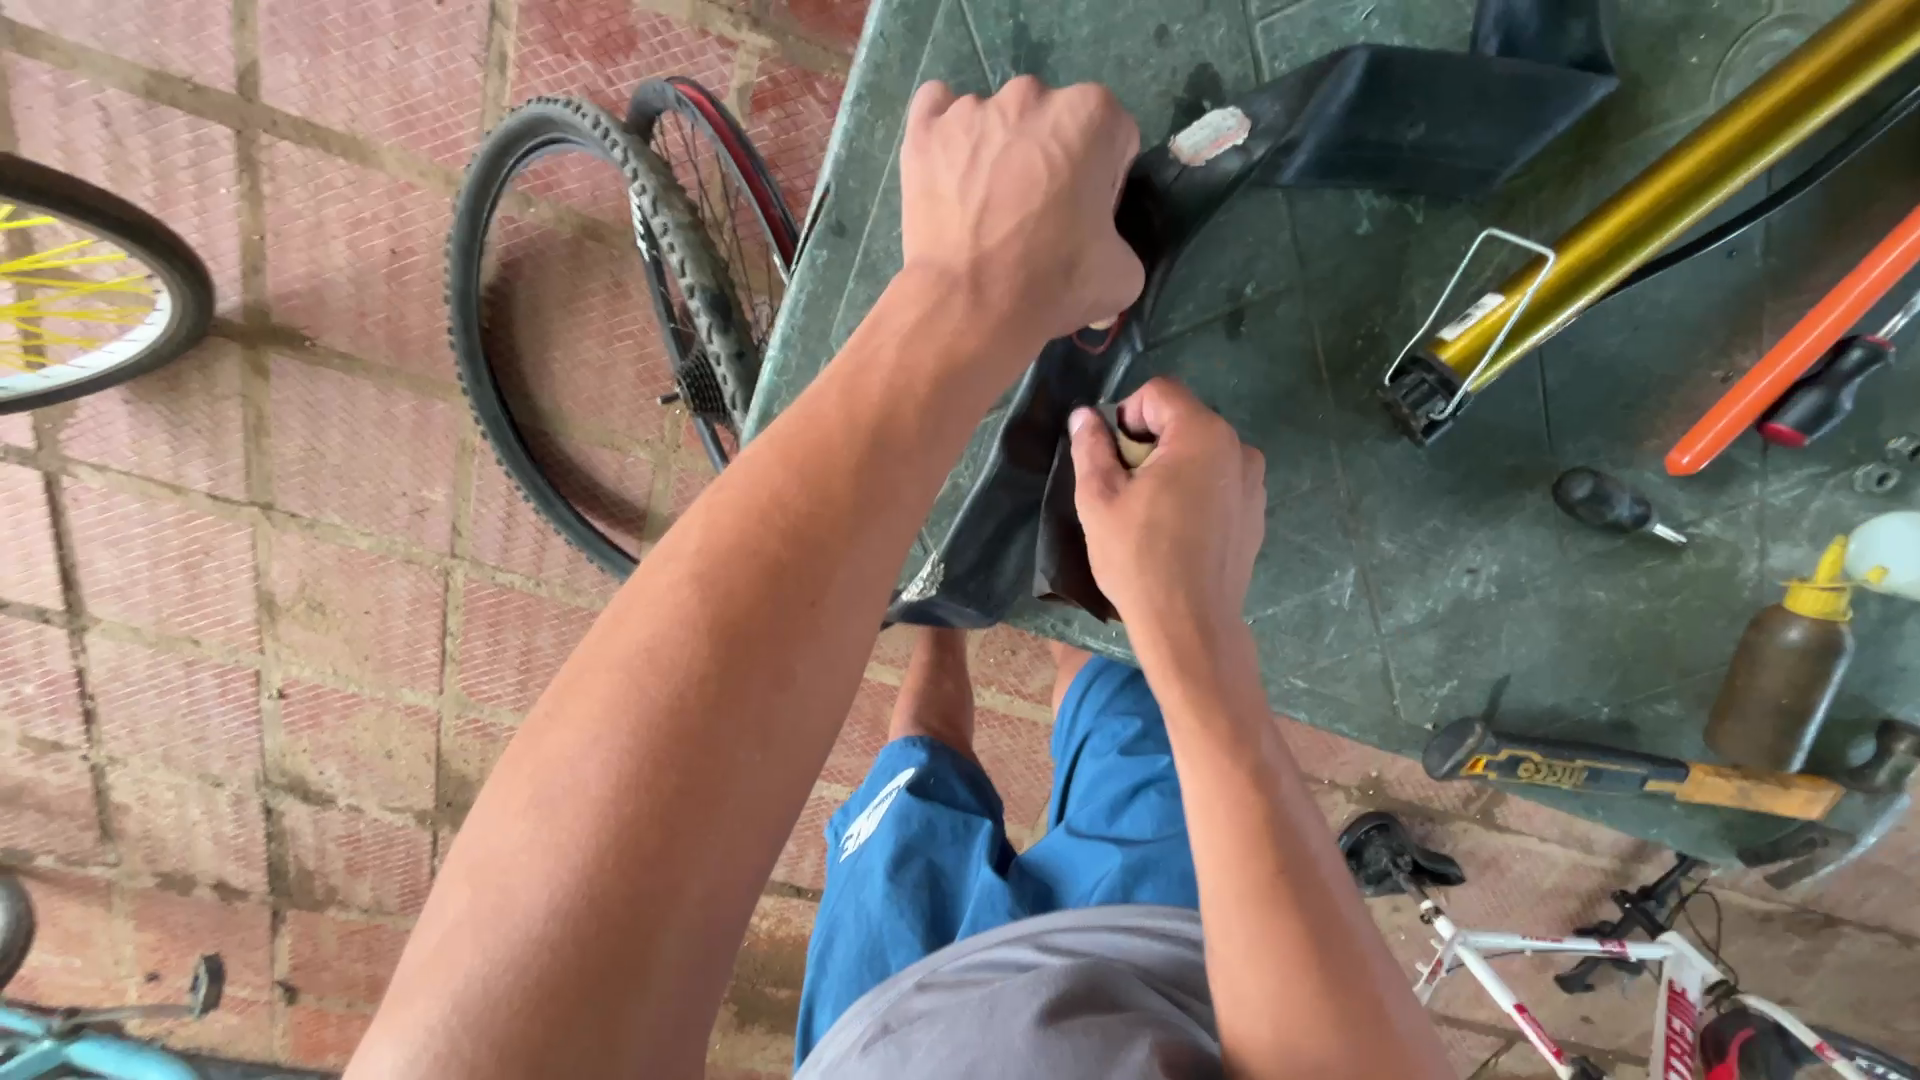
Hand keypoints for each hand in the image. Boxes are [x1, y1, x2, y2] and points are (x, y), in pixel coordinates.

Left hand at [899, 76, 1143, 347]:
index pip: (1112, 138)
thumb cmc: (1053, 285)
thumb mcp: (1123, 273)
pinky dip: (946, 137)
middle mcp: (1033, 95)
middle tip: (1035, 220)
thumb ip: (1122, 239)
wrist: (970, 307)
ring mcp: (972, 109)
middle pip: (1052, 123)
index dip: (1103, 182)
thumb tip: (1103, 247)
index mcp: (1092, 114)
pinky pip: (936, 110)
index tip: (1086, 219)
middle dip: (1050, 161)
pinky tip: (950, 174)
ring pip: (996, 121)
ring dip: (998, 153)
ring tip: (986, 212)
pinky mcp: (925, 131)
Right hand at [1069, 378, 1265, 637]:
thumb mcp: (1099, 499)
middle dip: (1147, 443)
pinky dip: (1193, 492)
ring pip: (1200, 453)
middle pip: (1182, 420)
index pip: (1159, 392)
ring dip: (1170, 467)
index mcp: (1202, 435)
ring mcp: (1253, 483)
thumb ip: (1091, 447)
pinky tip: (1175, 532)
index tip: (1111, 458)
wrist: (1190, 625)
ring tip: (1148, 513)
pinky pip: (1217, 482)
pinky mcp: (1255, 514)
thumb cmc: (1138, 558)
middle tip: (1124, 489)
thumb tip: (1085, 416)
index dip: (1125, 415)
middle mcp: (1238, 449)